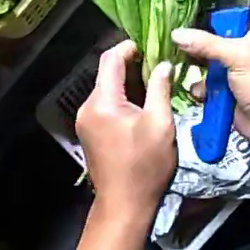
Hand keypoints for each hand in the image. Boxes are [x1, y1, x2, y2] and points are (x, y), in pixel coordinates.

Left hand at [76, 41, 175, 221]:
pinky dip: (122, 98)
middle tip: (159, 63)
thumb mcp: (160, 124)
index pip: (111, 59)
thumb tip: (163, 64)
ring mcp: (86, 120)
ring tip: (155, 82)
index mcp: (102, 102)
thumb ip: (160, 89)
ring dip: (128, 83)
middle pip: (107, 73)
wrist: (125, 205)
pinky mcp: (90, 132)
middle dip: (132, 65)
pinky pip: (105, 105)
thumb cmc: (145, 166)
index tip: (150, 44)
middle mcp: (88, 107)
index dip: (129, 47)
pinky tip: (142, 103)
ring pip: (107, 89)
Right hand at [173, 23, 249, 150]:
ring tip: (179, 73)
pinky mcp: (226, 96)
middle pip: (208, 46)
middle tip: (171, 51)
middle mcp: (241, 51)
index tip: (177, 28)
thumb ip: (207, 44)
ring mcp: (232, 75)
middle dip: (192, 50)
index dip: (200, 25)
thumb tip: (176, 34)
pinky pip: (205, 89)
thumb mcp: (239, 55)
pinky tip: (196, 92)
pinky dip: (199, 91)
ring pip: (204, 69)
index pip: (220, 22)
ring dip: (194, 73)